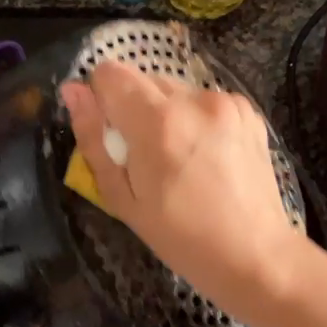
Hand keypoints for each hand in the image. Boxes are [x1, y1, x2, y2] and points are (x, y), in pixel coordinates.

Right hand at [59, 61, 307, 302]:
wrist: (253, 253)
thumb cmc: (177, 234)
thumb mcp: (120, 195)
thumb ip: (92, 138)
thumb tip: (72, 91)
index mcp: (157, 121)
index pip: (110, 73)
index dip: (100, 99)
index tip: (110, 135)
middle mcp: (193, 99)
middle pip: (141, 79)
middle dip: (131, 109)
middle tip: (142, 157)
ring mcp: (225, 102)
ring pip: (172, 90)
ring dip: (163, 113)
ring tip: (175, 158)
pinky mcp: (247, 110)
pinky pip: (201, 101)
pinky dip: (192, 119)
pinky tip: (202, 156)